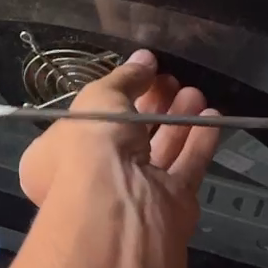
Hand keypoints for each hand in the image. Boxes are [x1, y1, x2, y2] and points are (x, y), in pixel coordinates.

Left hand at [17, 50, 222, 240]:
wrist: (120, 206)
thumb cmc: (90, 145)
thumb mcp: (99, 98)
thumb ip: (124, 78)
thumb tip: (144, 60)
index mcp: (55, 155)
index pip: (82, 122)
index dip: (109, 97)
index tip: (136, 75)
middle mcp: (90, 176)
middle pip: (125, 134)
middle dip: (150, 103)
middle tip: (170, 79)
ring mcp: (131, 192)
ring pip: (158, 149)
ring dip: (177, 119)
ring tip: (195, 92)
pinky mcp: (167, 203)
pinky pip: (186, 167)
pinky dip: (199, 142)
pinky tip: (212, 116)